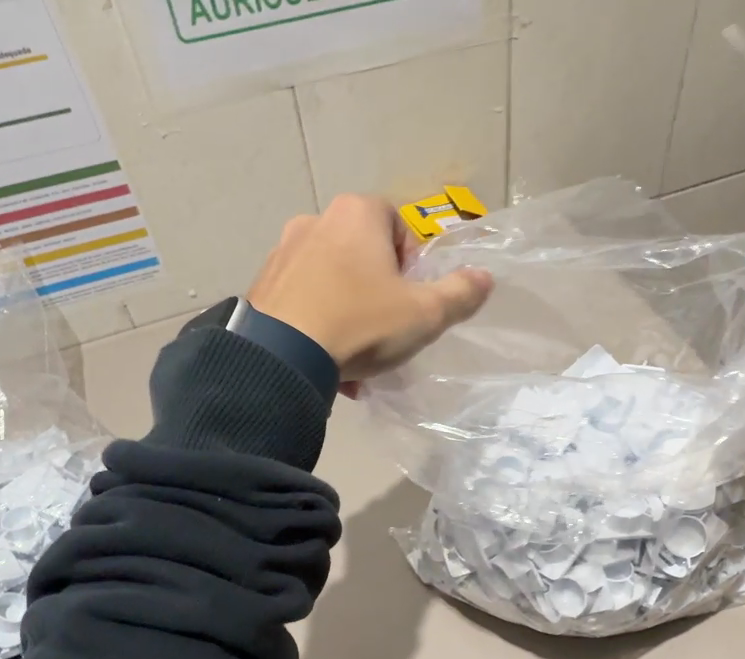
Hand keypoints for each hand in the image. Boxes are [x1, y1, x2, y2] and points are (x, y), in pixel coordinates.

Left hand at [247, 194, 493, 388]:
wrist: (283, 357)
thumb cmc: (362, 323)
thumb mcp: (424, 314)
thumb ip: (459, 293)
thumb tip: (484, 277)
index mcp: (357, 213)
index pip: (397, 225)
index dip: (411, 264)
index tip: (411, 299)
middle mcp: (315, 220)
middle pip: (361, 254)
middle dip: (377, 290)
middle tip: (385, 329)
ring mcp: (282, 253)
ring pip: (330, 280)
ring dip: (347, 311)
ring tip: (353, 355)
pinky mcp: (260, 286)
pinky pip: (301, 301)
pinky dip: (316, 324)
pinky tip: (323, 359)